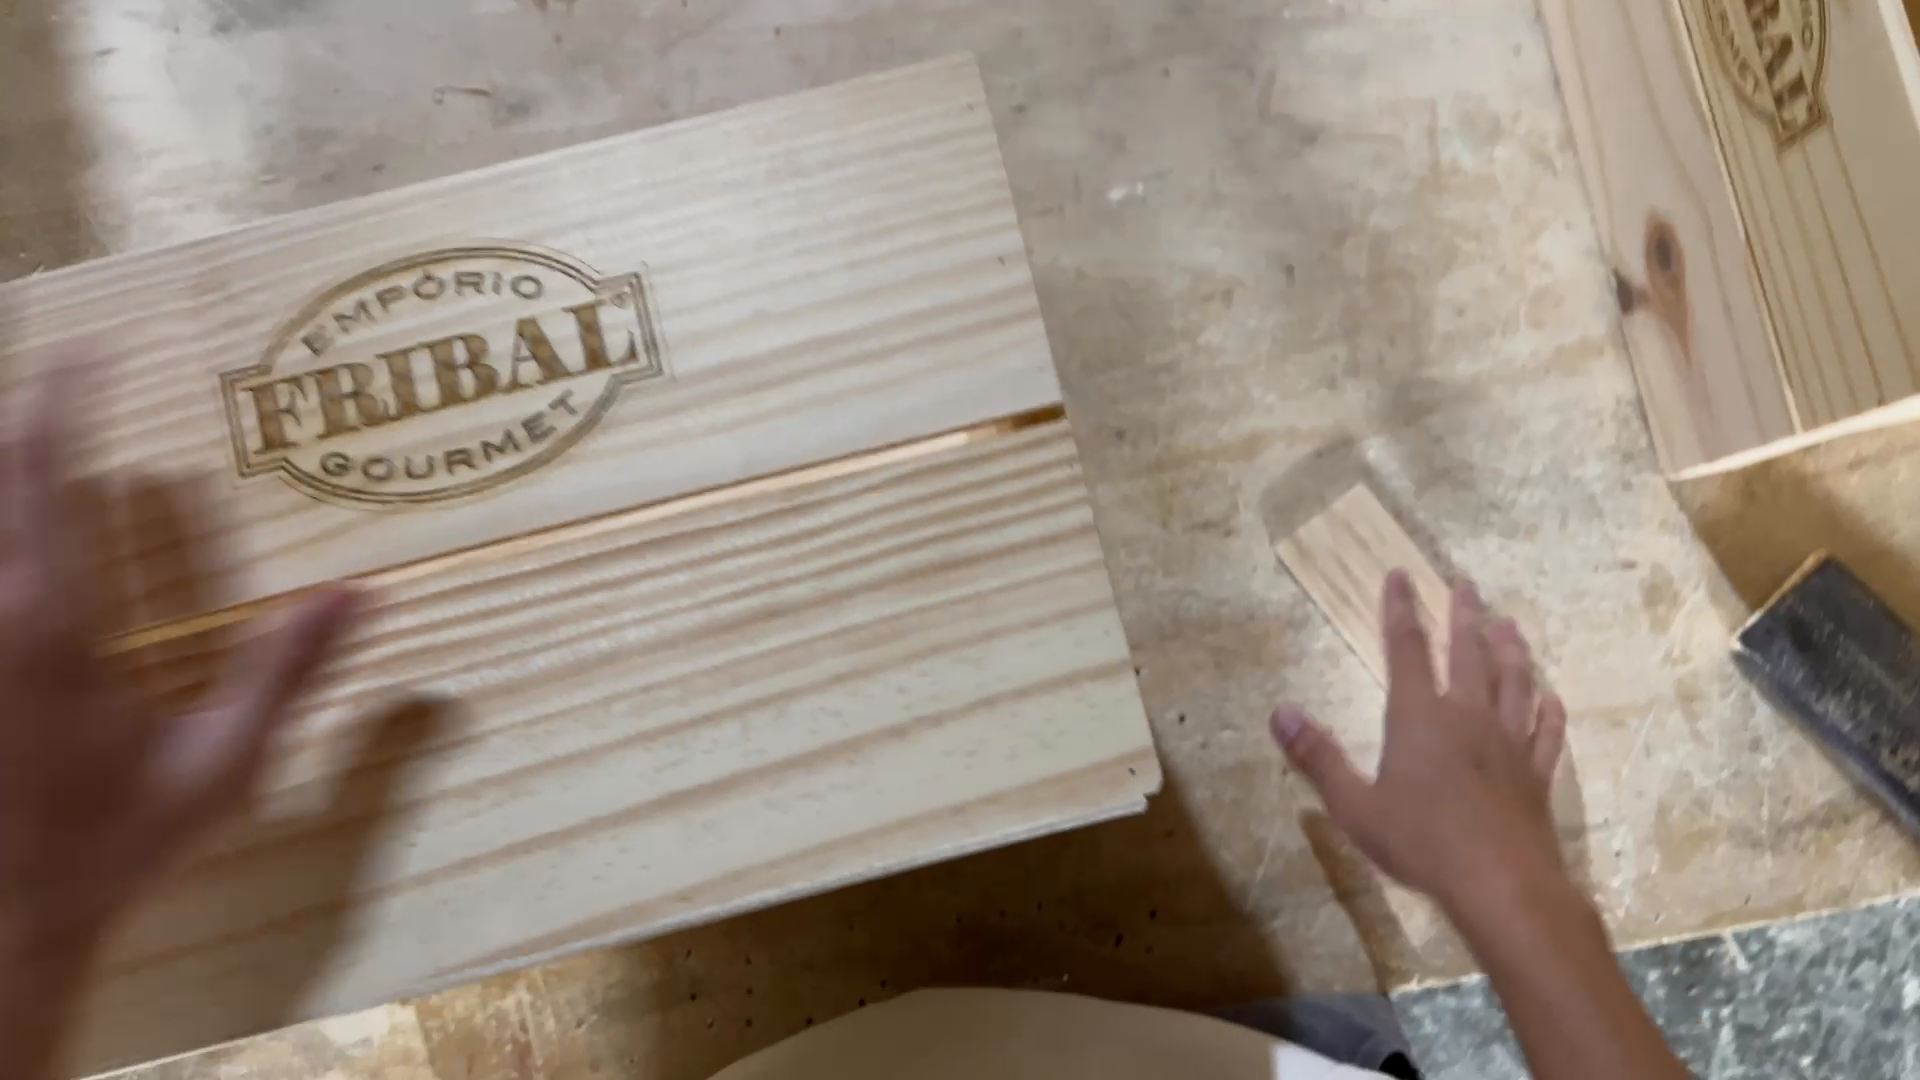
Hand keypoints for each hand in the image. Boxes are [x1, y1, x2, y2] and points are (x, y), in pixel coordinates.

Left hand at [0, 389, 359, 960]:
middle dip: (11, 423)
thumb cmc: (107, 844)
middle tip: (54, 383)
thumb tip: (357, 592)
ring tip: (30, 451)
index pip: (37, 480)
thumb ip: (285, 669)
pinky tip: (15, 541)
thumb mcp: (224, 760)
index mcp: (41, 624)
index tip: (92, 354)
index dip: (63, 405)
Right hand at [1271, 570, 1568, 918]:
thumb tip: (1279, 711)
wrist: (1504, 889)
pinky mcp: (1537, 775)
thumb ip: (1316, 756)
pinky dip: (1547, 708)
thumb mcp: (1353, 804)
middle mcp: (1468, 718)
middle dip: (1464, 615)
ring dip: (1510, 649)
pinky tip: (1550, 696)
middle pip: (1468, 654)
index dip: (1400, 609)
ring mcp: (1509, 744)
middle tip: (1464, 583)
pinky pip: (1545, 731)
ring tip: (1508, 622)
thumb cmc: (1421, 843)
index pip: (1406, 649)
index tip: (1400, 575)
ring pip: (1513, 682)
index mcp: (1420, 717)